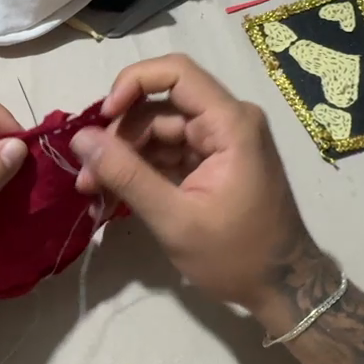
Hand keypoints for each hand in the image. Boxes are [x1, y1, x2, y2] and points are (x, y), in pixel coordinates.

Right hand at [70, 55, 311, 315]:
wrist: (283, 290)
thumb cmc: (236, 255)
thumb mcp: (175, 219)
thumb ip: (127, 175)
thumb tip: (80, 138)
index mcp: (230, 123)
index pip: (176, 72)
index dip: (133, 83)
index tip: (103, 118)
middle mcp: (227, 120)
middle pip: (158, 106)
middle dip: (118, 136)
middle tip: (87, 174)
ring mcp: (219, 141)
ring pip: (156, 129)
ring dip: (123, 156)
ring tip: (93, 190)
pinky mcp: (210, 160)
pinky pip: (165, 150)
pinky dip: (138, 169)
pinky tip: (112, 194)